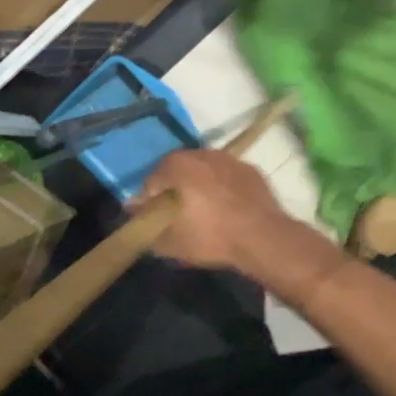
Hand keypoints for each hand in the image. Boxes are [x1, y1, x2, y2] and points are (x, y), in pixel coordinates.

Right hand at [134, 149, 303, 271]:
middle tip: (177, 215)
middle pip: (178, 171)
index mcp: (177, 165)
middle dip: (174, 189)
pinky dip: (222, 188)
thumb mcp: (170, 241)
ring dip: (199, 186)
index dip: (149, 202)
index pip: (151, 181)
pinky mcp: (250, 170)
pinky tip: (226, 208)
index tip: (154, 220)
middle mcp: (201, 153)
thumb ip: (145, 224)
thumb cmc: (211, 236)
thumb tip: (133, 212)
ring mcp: (229, 159)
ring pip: (204, 171)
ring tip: (203, 211)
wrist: (262, 237)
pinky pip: (227, 177)